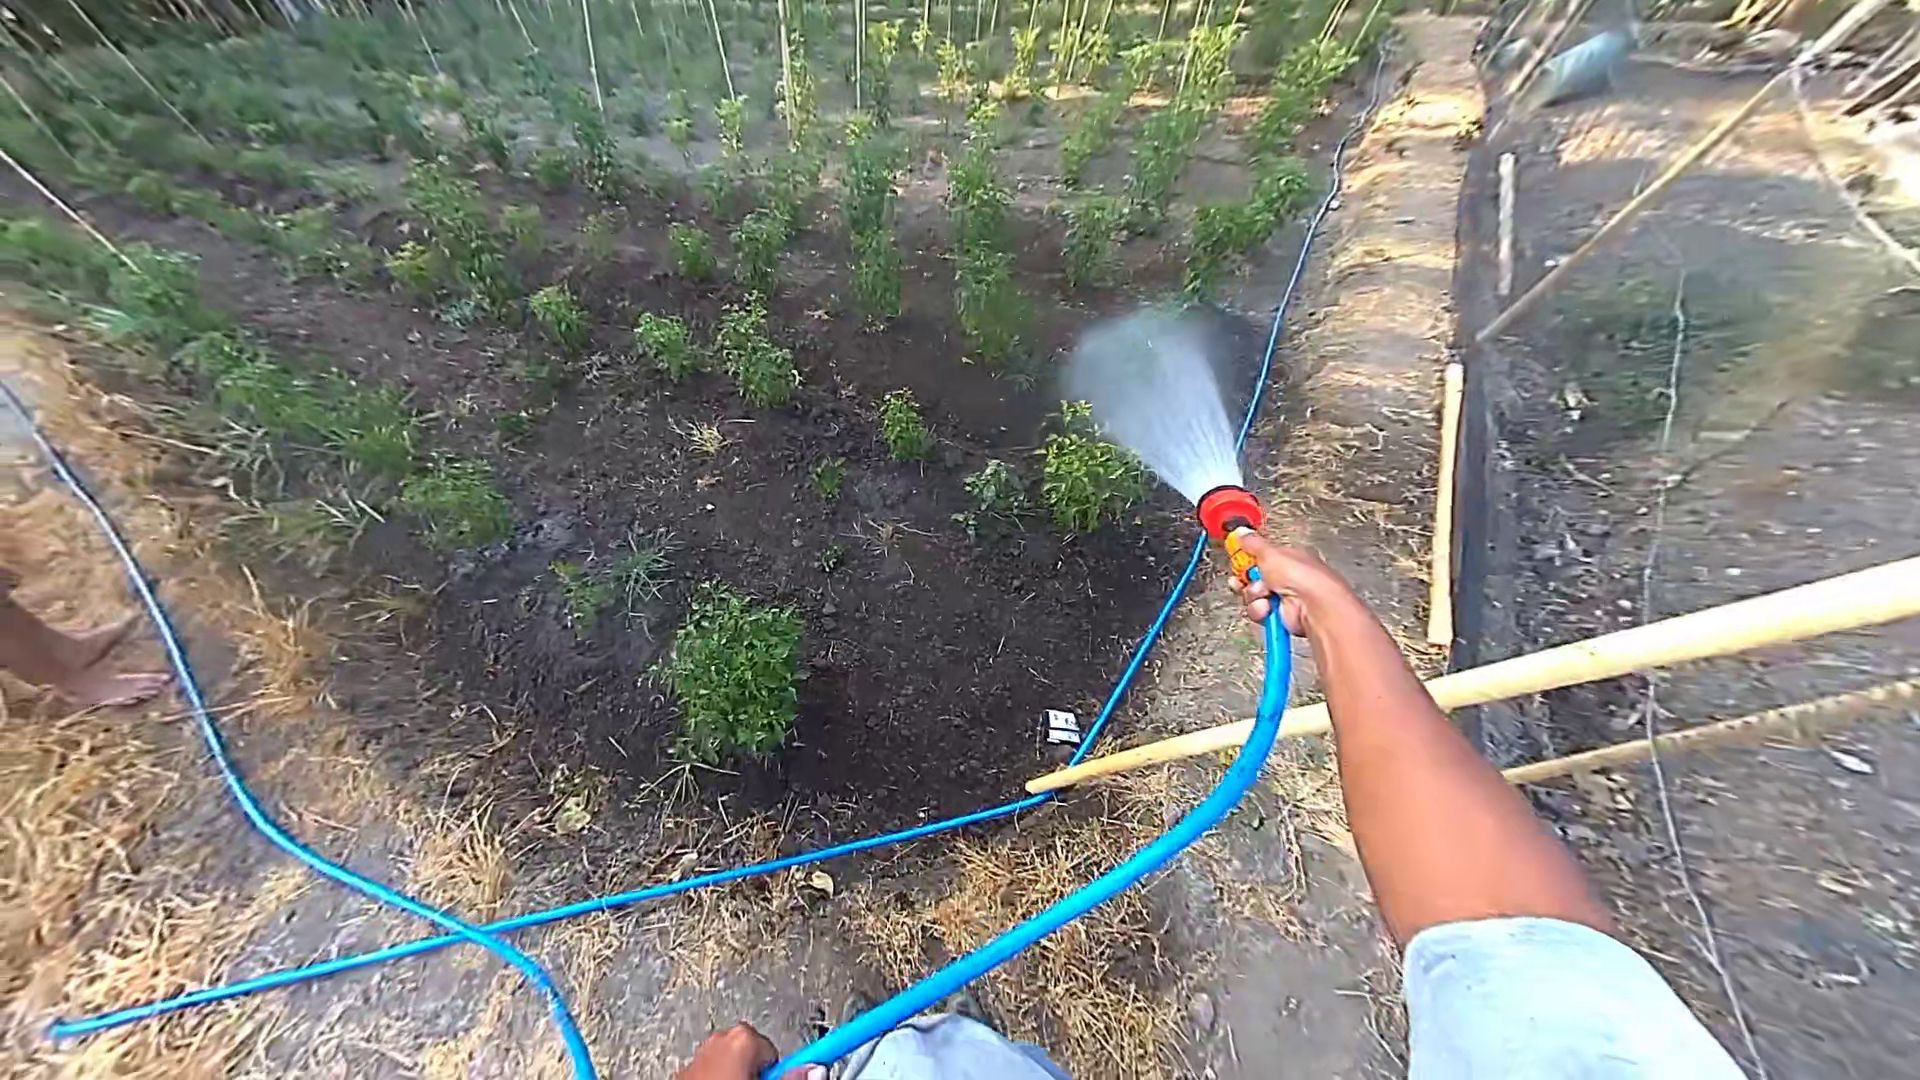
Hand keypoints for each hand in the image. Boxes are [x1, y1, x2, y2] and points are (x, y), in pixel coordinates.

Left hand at [675, 1024, 822, 1079]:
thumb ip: (791, 1079)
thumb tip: (817, 1068)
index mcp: (743, 1039)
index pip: (779, 1049)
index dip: (786, 1071)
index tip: (807, 1068)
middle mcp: (721, 1038)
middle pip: (756, 1056)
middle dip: (759, 1076)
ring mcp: (699, 1056)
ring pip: (732, 1065)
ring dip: (737, 1079)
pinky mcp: (683, 1074)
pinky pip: (713, 1073)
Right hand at [1224, 533, 1350, 634]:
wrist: (1313, 607)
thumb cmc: (1301, 576)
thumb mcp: (1269, 552)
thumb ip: (1252, 543)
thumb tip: (1241, 531)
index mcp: (1288, 558)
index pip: (1260, 556)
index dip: (1246, 559)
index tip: (1238, 560)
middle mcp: (1286, 577)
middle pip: (1253, 578)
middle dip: (1245, 580)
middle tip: (1244, 579)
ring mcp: (1284, 597)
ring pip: (1252, 595)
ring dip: (1253, 596)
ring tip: (1265, 594)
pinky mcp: (1280, 615)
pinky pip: (1258, 611)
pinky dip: (1260, 610)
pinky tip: (1269, 607)